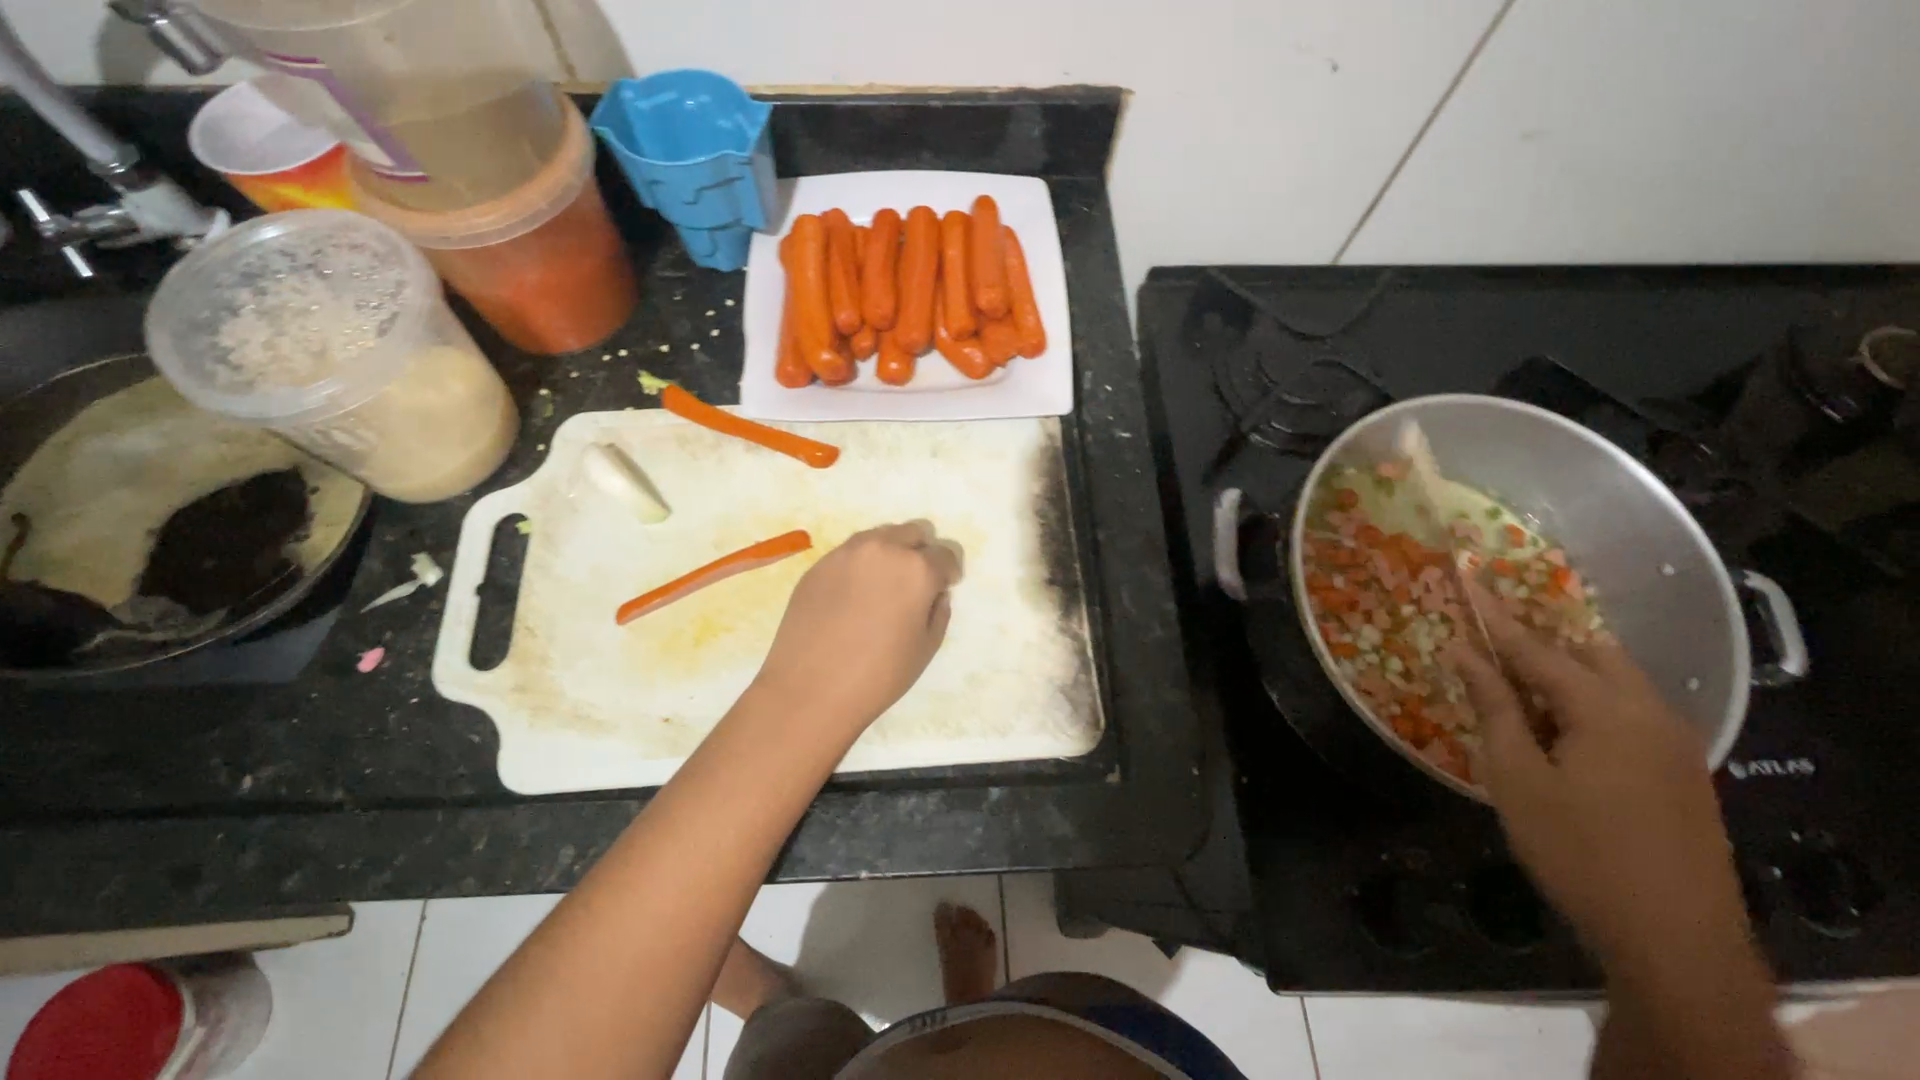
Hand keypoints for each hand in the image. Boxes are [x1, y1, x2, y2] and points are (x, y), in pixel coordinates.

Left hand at [750, 521, 960, 739]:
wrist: (810, 689)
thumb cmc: (878, 675)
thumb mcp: (926, 647)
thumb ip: (938, 610)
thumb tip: (933, 592)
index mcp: (917, 569)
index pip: (946, 553)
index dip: (949, 572)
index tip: (943, 588)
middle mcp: (883, 548)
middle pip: (914, 532)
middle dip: (921, 553)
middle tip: (914, 584)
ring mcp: (846, 553)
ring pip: (880, 536)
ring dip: (890, 553)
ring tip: (882, 588)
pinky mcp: (819, 564)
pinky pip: (851, 553)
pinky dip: (861, 565)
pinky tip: (853, 597)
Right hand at [1444, 583, 1748, 965]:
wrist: (1674, 936)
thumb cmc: (1578, 851)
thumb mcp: (1517, 779)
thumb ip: (1494, 708)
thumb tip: (1466, 652)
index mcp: (1605, 707)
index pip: (1536, 647)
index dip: (1495, 616)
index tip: (1466, 579)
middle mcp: (1649, 710)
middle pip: (1590, 653)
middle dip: (1540, 643)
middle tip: (1491, 647)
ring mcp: (1675, 741)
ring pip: (1616, 682)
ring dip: (1568, 675)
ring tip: (1521, 692)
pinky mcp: (1684, 771)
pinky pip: (1632, 712)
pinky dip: (1592, 704)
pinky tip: (1564, 735)